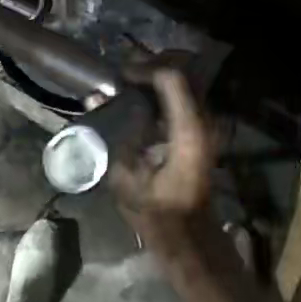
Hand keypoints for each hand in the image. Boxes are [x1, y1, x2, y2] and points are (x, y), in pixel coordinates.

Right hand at [108, 68, 218, 259]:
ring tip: (127, 81)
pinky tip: (139, 99)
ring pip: (186, 81)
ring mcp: (207, 124)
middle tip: (122, 72)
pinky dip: (163, 90)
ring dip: (158, 76)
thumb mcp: (125, 177)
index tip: (118, 74)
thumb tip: (94, 98)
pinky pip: (185, 96)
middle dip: (152, 65)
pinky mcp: (202, 130)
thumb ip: (111, 133)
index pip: (172, 78)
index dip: (144, 68)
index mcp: (188, 130)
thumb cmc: (156, 212)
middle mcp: (204, 120)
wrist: (189, 236)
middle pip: (184, 71)